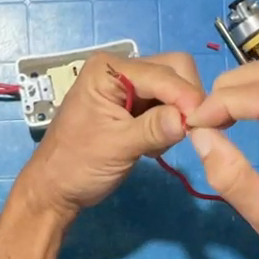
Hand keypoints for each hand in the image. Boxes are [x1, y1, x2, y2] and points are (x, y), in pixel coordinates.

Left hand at [15, 52, 204, 217]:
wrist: (56, 189)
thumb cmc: (77, 165)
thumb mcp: (116, 147)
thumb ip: (153, 129)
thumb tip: (188, 119)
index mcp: (109, 69)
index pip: (163, 71)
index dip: (185, 95)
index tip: (202, 123)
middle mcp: (121, 70)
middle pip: (175, 72)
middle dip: (185, 101)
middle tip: (185, 133)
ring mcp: (129, 88)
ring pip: (175, 90)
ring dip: (178, 115)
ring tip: (158, 144)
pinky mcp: (136, 107)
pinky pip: (167, 107)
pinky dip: (170, 125)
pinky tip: (153, 146)